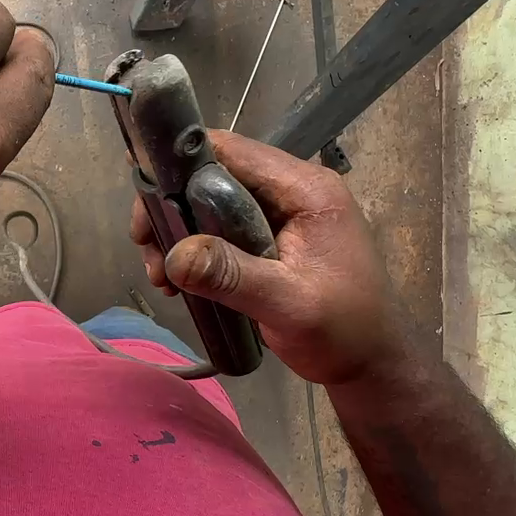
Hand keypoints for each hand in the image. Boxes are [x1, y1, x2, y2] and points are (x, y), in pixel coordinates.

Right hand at [131, 131, 414, 385]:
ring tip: (160, 275)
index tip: (143, 205)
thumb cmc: (343, 332)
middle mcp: (291, 189)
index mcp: (305, 189)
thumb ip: (232, 275)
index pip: (229, 150)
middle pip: (210, 173)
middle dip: (169, 209)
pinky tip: (178, 280)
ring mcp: (280, 212)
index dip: (177, 164)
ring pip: (208, 201)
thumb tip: (174, 254)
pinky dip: (191, 248)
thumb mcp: (288, 304)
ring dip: (176, 233)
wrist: (372, 365)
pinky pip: (218, 227)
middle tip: (146, 250)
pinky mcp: (269, 236)